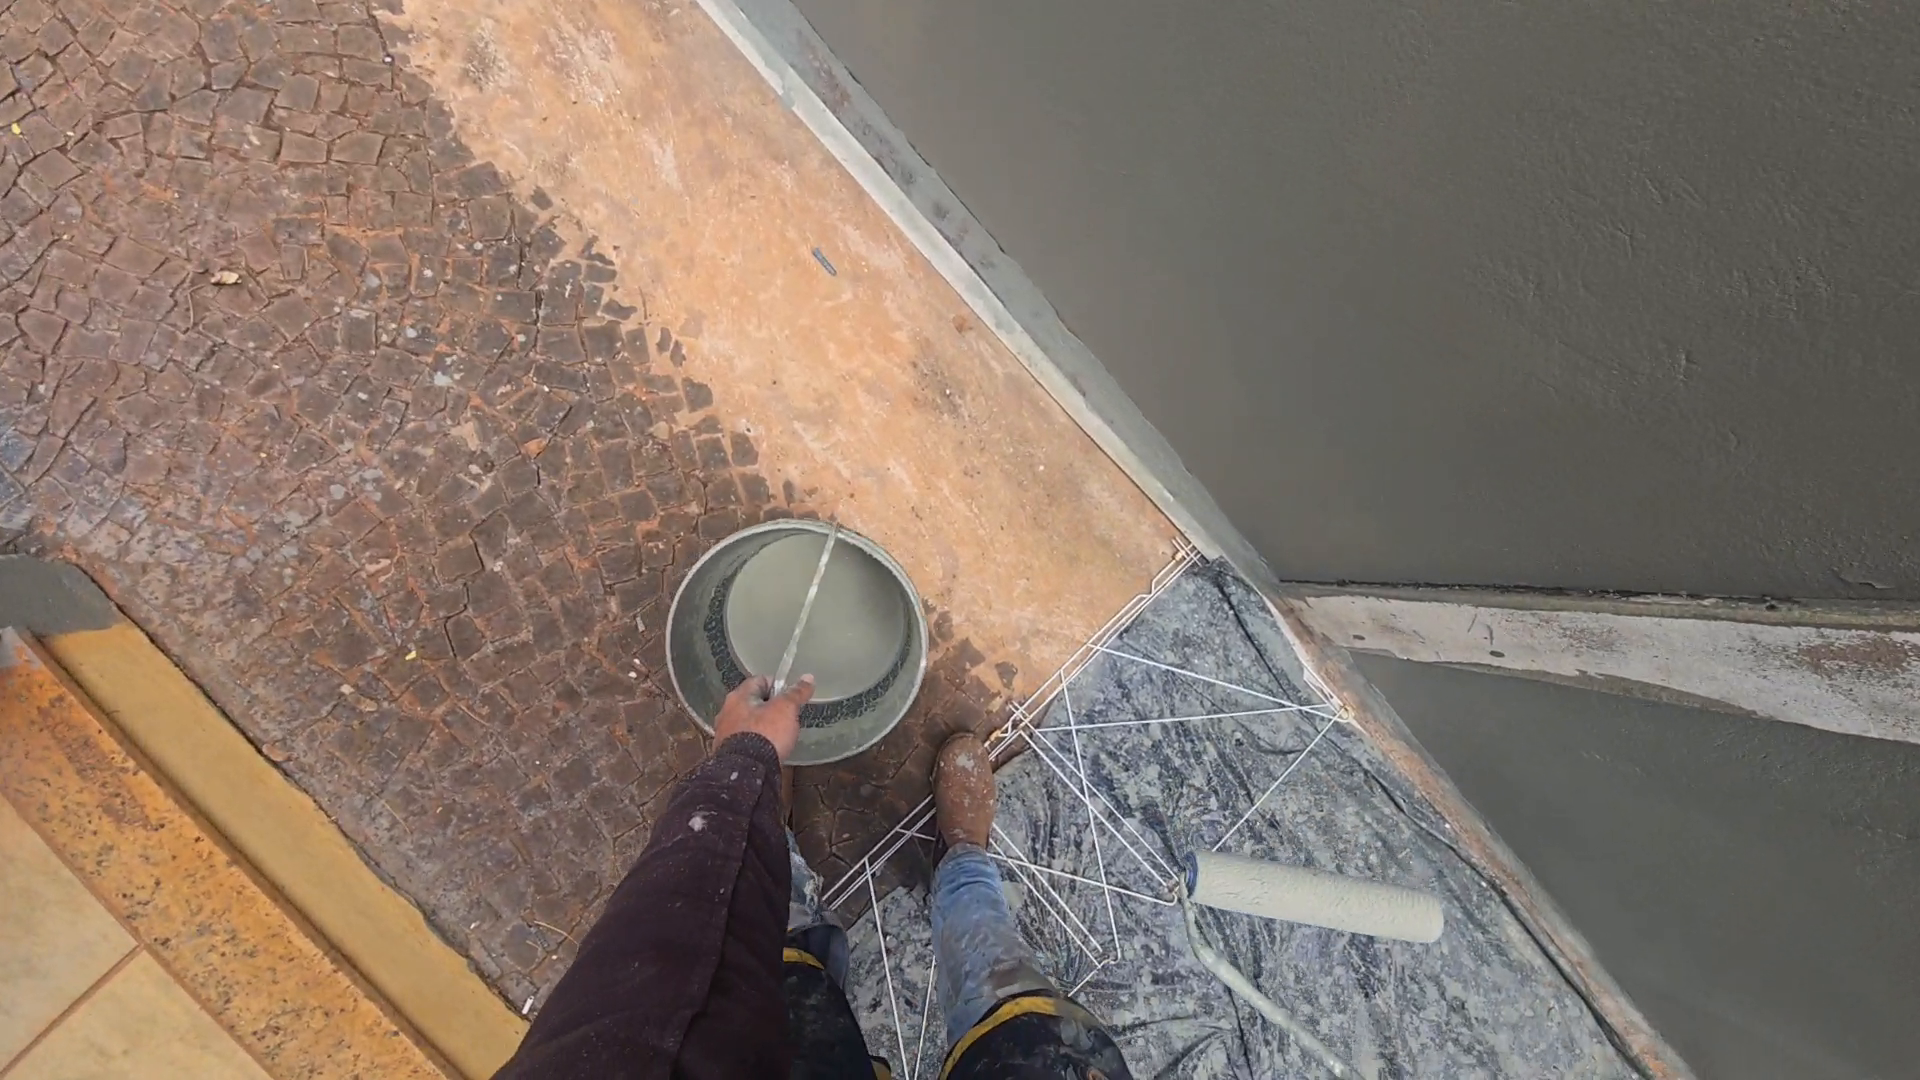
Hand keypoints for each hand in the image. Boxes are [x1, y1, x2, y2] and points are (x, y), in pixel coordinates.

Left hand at [713, 675, 813, 762]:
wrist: (746, 772)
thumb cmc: (766, 734)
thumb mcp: (787, 709)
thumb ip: (796, 693)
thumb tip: (808, 678)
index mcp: (739, 696)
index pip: (761, 680)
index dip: (779, 684)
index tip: (792, 695)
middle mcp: (727, 711)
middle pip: (754, 701)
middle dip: (771, 706)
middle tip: (788, 715)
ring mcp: (725, 733)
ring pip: (749, 721)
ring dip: (763, 724)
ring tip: (780, 734)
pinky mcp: (727, 752)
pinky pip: (745, 740)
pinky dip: (757, 741)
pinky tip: (768, 749)